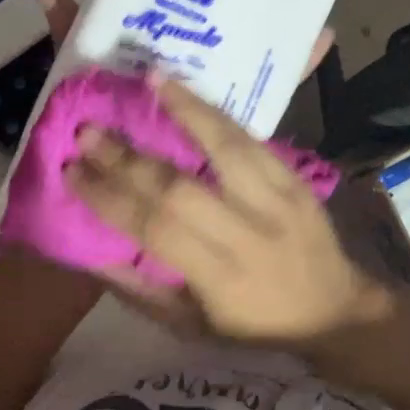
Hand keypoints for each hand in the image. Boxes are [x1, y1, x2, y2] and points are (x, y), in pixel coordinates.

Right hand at [64, 71, 409, 349]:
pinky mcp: (297, 180)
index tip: (70, 173)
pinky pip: (251, 140)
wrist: (338, 313)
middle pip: (180, 188)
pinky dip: (215, 113)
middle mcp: (249, 235)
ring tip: (146, 81)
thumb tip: (91, 252)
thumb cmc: (254, 328)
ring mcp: (279, 202)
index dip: (108, 199)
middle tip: (87, 132)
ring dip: (183, 111)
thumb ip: (140, 291)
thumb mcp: (192, 327)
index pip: (154, 229)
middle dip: (127, 158)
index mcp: (220, 277)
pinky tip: (186, 89)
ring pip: (225, 149)